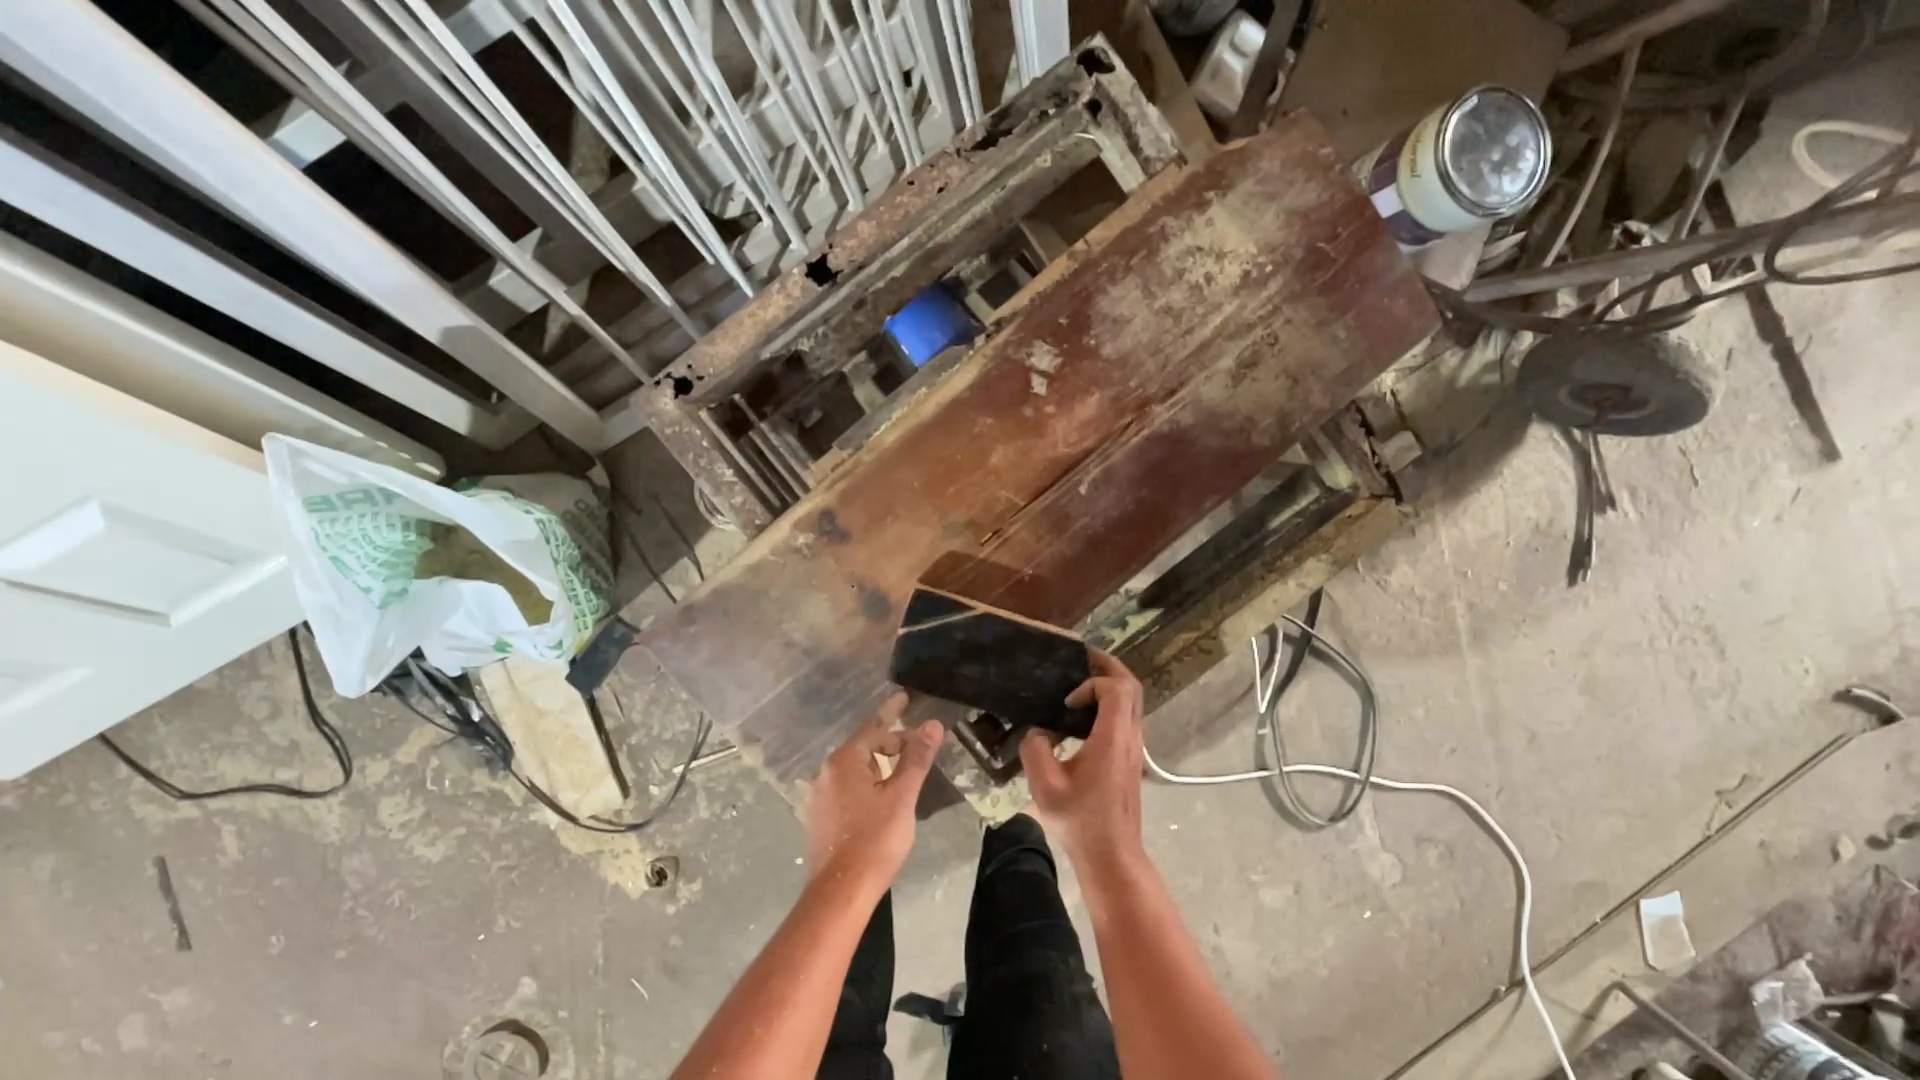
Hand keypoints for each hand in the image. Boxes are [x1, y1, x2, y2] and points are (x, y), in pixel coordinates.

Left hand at [804, 691, 944, 893]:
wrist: (841, 890)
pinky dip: (869, 784)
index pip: (873, 727)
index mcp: (843, 762)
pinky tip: (884, 800)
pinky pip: (849, 788)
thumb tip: (932, 725)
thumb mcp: (902, 796)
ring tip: (906, 775)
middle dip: (891, 744)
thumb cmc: (874, 839)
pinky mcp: (823, 818)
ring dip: (881, 766)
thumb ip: (917, 759)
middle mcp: (827, 773)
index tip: (905, 698)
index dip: (892, 713)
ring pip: (856, 770)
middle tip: (919, 750)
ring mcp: (822, 797)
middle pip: (863, 747)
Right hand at [1020, 649, 1146, 868]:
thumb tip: (1038, 732)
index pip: (1116, 689)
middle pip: (1132, 687)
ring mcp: (1135, 749)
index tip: (1067, 702)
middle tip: (1082, 658)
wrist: (1111, 854)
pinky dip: (1110, 704)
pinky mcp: (1132, 759)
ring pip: (1133, 702)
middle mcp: (1131, 738)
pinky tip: (1084, 716)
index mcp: (1113, 739)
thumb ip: (1035, 749)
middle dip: (1108, 668)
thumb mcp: (1044, 785)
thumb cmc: (1079, 820)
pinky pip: (1127, 717)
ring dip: (1110, 686)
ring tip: (1080, 683)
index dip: (1091, 684)